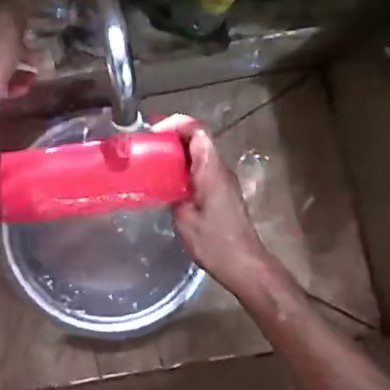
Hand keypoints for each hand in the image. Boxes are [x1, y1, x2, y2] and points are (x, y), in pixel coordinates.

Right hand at [152, 114, 284, 296]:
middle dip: (172, 136)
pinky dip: (184, 168)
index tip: (152, 131)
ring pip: (200, 154)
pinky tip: (167, 181)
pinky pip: (202, 169)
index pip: (197, 131)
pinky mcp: (223, 193)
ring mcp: (224, 181)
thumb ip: (172, 193)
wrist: (244, 265)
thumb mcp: (184, 217)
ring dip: (177, 153)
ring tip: (151, 160)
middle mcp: (220, 169)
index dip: (175, 124)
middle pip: (198, 139)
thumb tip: (162, 181)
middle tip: (145, 144)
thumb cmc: (214, 242)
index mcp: (211, 170)